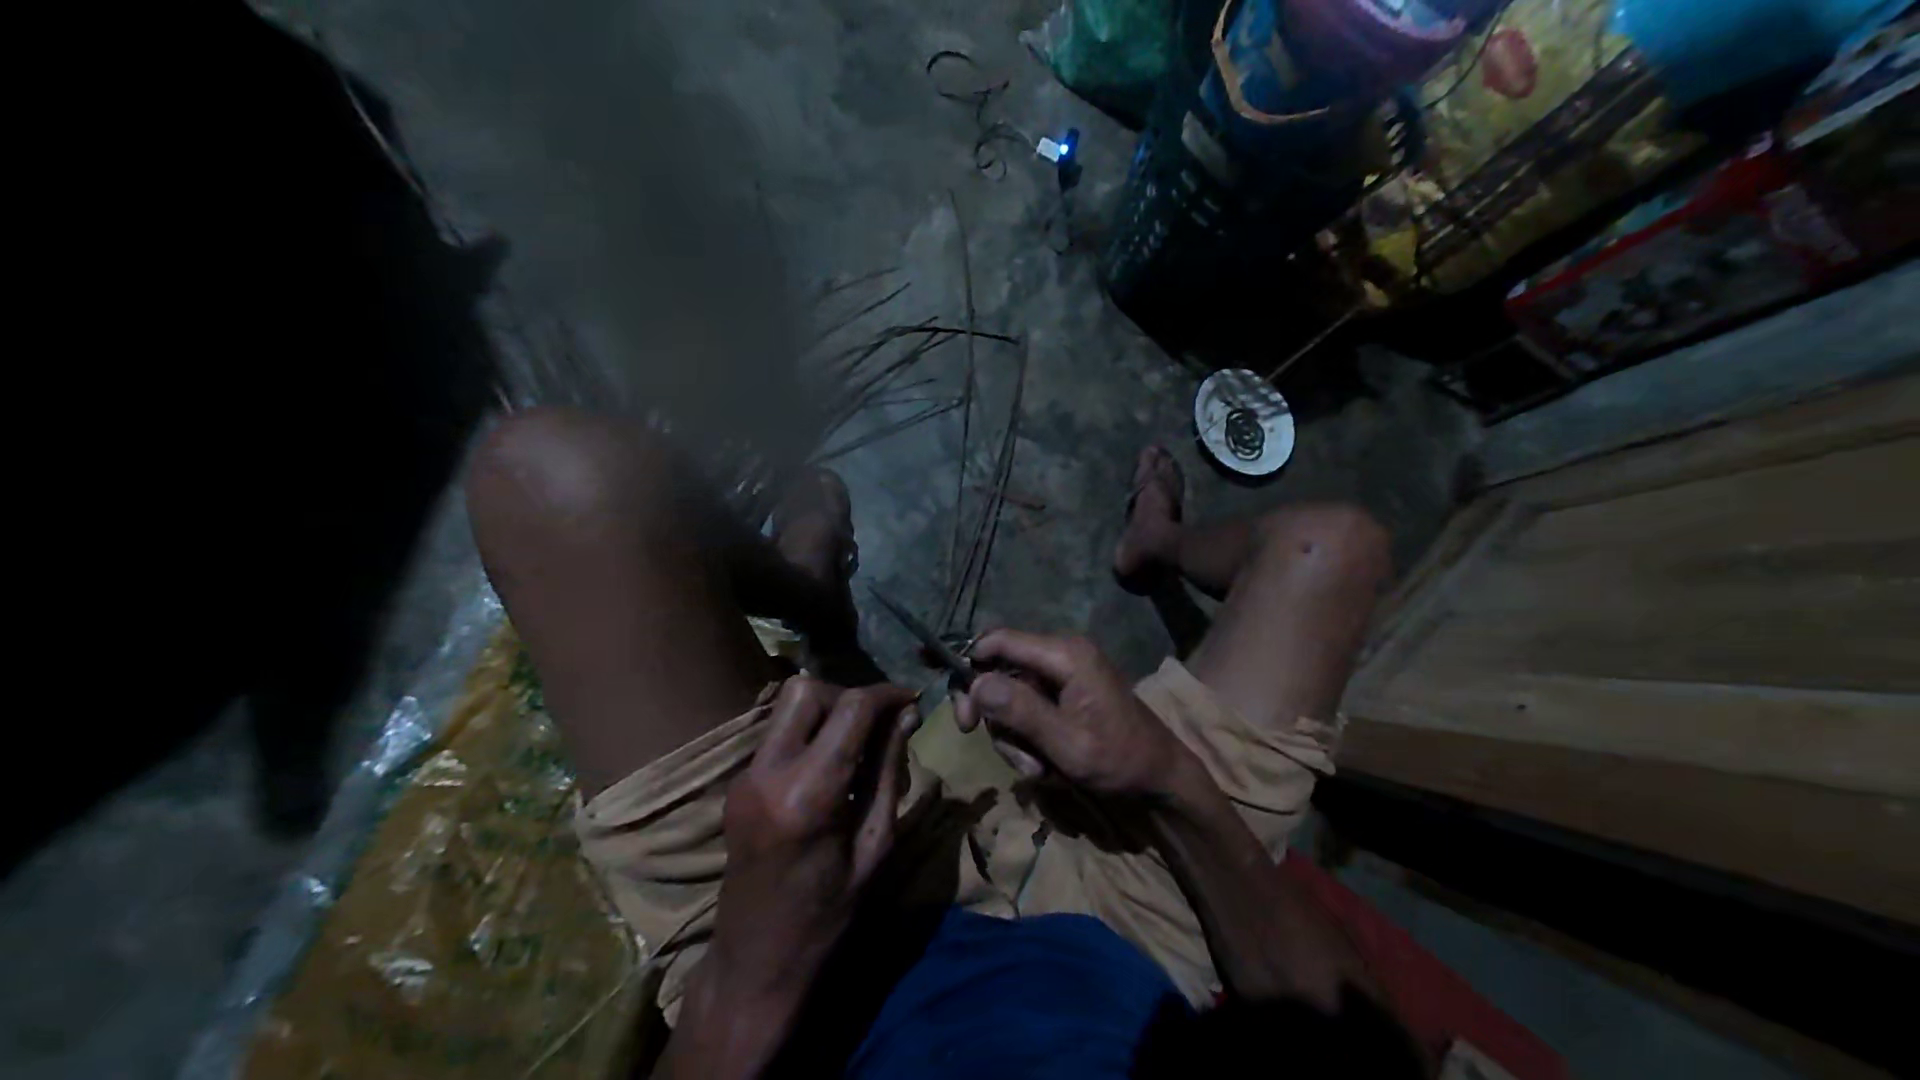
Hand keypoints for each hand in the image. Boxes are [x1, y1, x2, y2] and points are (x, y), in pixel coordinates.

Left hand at [701, 678, 919, 1019]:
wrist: (756, 961)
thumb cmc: (829, 915)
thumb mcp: (875, 844)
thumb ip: (889, 771)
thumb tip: (907, 716)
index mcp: (808, 795)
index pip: (851, 708)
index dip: (887, 694)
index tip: (911, 700)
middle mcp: (767, 773)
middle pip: (807, 690)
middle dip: (849, 695)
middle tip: (878, 724)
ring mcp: (745, 776)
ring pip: (787, 704)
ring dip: (827, 709)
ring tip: (857, 743)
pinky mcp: (737, 782)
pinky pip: (778, 732)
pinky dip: (809, 731)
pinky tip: (831, 764)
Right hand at [953, 630, 1191, 797]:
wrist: (1160, 779)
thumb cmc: (1118, 759)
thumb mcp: (1067, 743)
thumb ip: (1020, 711)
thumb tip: (975, 682)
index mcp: (1066, 654)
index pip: (999, 640)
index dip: (966, 661)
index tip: (950, 698)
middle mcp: (1061, 655)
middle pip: (998, 668)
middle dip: (988, 708)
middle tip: (971, 733)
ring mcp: (1062, 675)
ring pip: (1008, 695)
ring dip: (1011, 734)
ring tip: (1035, 768)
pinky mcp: (1062, 694)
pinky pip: (1026, 708)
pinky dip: (1025, 737)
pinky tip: (1043, 764)